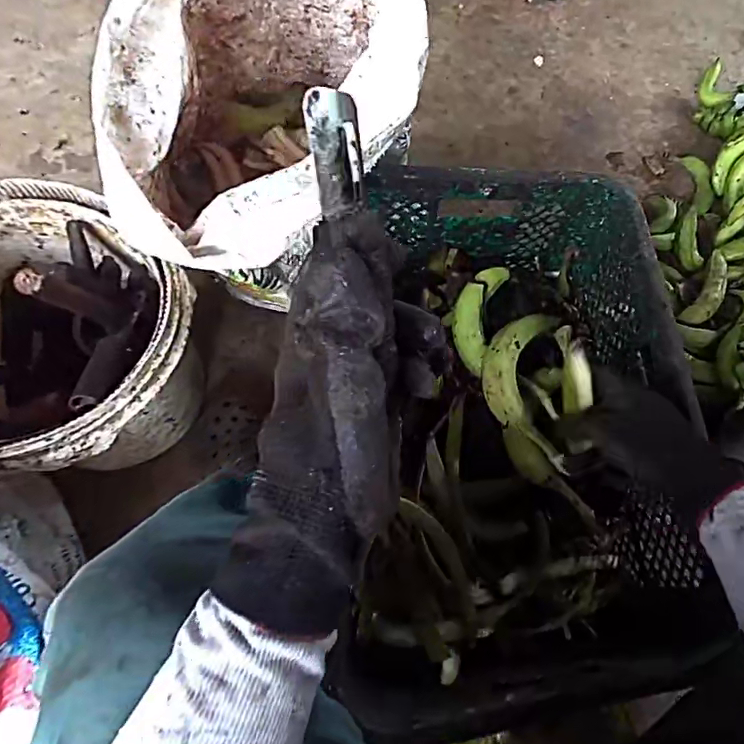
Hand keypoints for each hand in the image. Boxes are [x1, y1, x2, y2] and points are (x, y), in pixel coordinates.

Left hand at [211, 212, 404, 635]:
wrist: (325, 510)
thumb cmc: (330, 439)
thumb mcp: (340, 364)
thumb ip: (345, 302)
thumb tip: (343, 233)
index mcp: (313, 330)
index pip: (336, 273)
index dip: (365, 255)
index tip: (394, 251)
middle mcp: (331, 343)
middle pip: (374, 302)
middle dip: (408, 313)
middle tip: (430, 335)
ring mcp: (353, 370)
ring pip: (395, 333)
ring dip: (420, 345)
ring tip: (429, 373)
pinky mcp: (373, 393)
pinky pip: (402, 363)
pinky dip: (420, 369)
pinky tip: (425, 387)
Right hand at [561, 368, 743, 523]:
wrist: (690, 476)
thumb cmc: (644, 445)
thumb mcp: (603, 430)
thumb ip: (575, 424)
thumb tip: (553, 424)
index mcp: (624, 390)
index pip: (594, 373)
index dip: (571, 378)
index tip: (550, 391)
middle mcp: (635, 404)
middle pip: (598, 406)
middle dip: (575, 422)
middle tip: (556, 437)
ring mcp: (644, 429)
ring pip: (608, 433)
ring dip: (588, 448)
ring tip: (570, 466)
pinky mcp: (650, 453)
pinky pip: (620, 453)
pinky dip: (605, 463)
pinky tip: (595, 477)